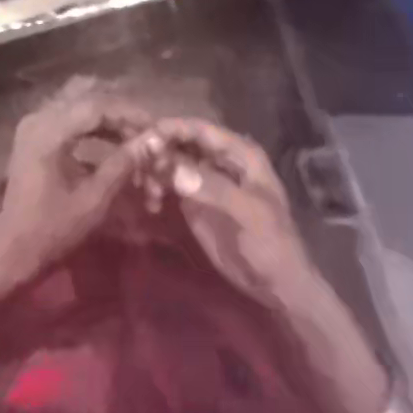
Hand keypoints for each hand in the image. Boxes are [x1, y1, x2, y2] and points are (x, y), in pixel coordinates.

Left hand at [0, 87, 152, 271]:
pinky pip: (69, 117)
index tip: (155, 128)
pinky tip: (112, 141)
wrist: (13, 246)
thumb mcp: (94, 199)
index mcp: (49, 132)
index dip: (130, 114)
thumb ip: (124, 164)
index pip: (97, 106)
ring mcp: (34, 125)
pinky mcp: (34, 134)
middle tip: (147, 131)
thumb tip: (155, 138)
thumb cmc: (53, 227)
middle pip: (88, 99)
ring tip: (134, 138)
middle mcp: (39, 119)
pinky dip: (92, 126)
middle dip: (121, 114)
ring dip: (108, 119)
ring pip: (79, 106)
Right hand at [140, 118, 312, 304]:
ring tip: (147, 190)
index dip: (173, 129)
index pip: (200, 130)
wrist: (275, 283)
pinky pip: (169, 183)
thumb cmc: (270, 242)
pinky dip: (156, 187)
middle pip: (182, 142)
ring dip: (154, 170)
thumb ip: (211, 187)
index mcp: (240, 154)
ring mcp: (205, 179)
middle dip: (158, 150)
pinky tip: (152, 202)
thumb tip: (172, 169)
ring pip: (172, 161)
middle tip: (137, 167)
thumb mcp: (246, 213)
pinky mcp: (194, 200)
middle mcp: (220, 160)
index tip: (146, 138)